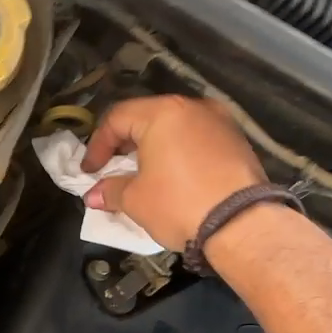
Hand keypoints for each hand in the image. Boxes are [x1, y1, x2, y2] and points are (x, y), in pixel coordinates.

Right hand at [83, 95, 268, 250]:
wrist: (242, 224)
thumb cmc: (179, 204)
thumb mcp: (135, 200)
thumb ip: (111, 190)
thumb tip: (94, 194)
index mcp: (163, 113)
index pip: (117, 118)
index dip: (97, 145)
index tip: (89, 172)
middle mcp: (193, 108)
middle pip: (147, 118)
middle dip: (125, 145)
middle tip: (112, 169)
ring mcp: (220, 122)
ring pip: (175, 128)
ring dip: (154, 149)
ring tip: (142, 176)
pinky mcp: (238, 142)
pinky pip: (197, 141)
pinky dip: (179, 154)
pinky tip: (173, 179)